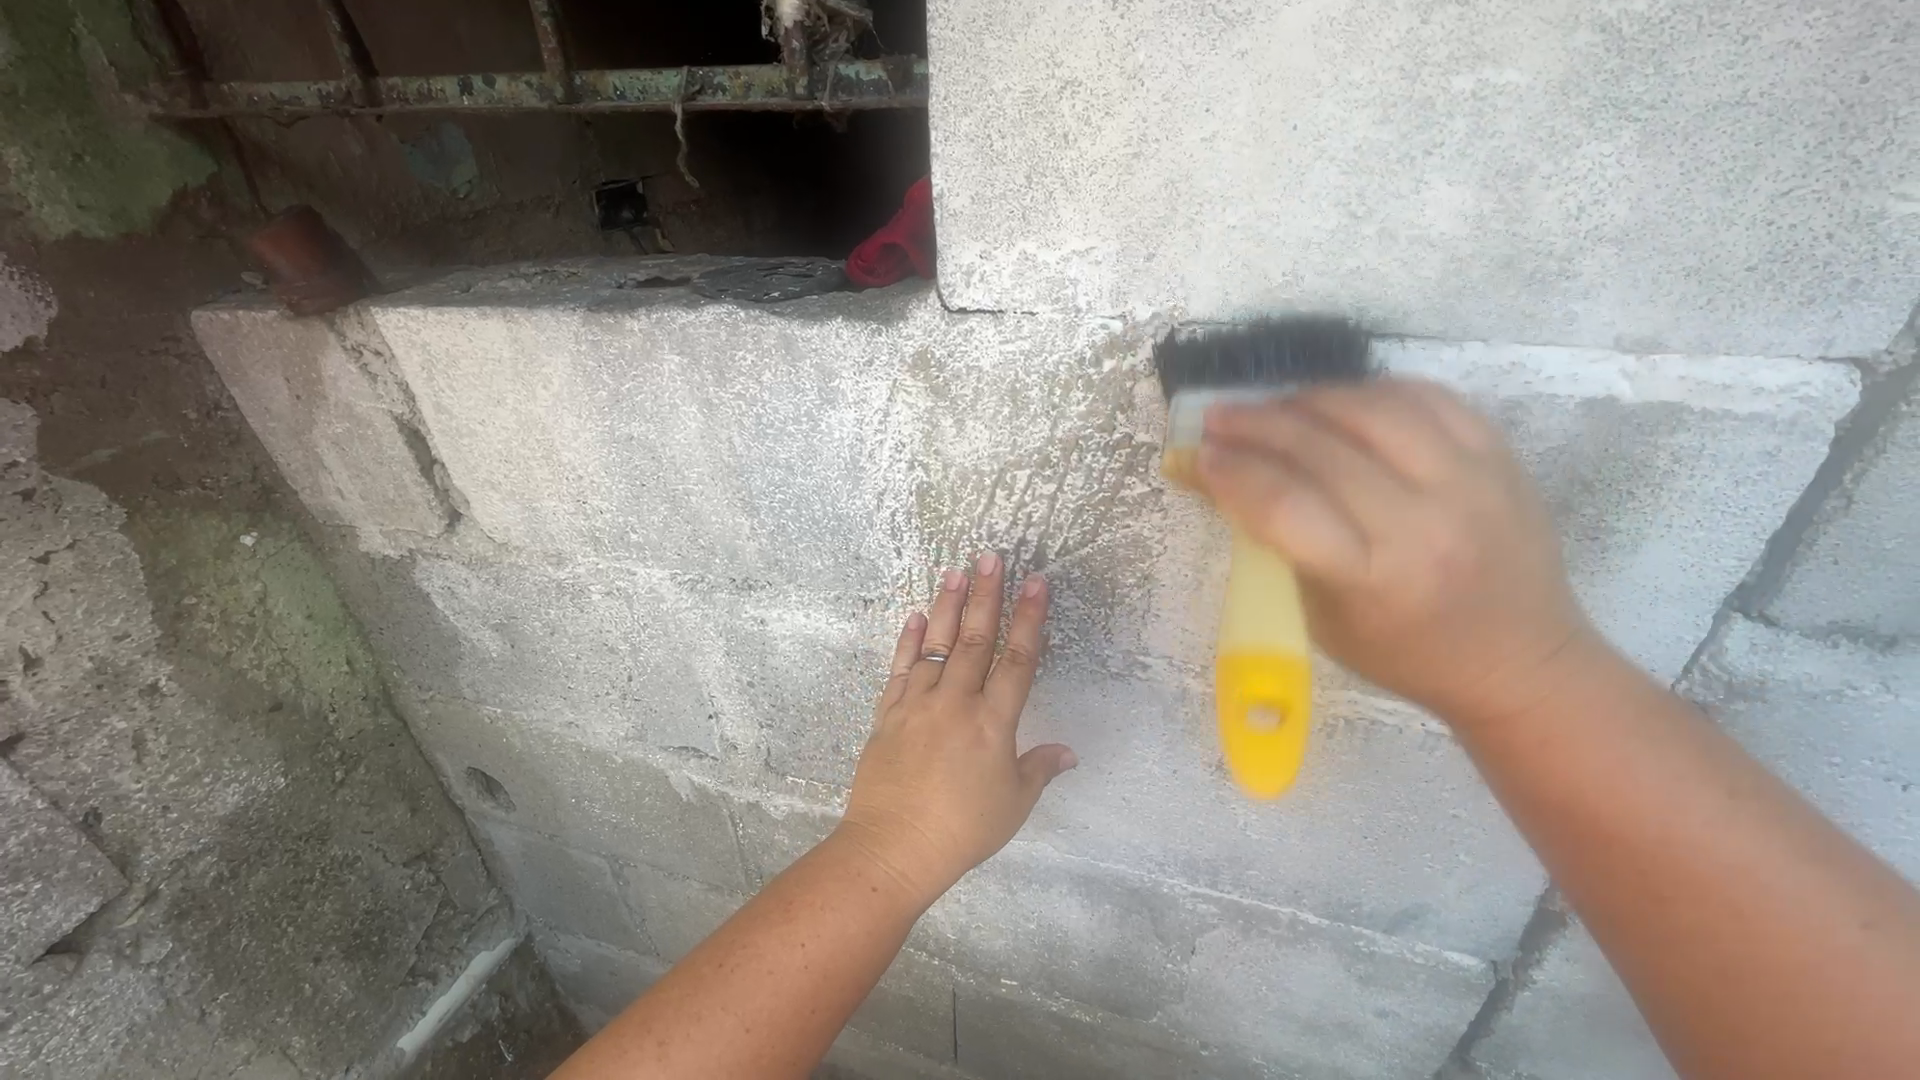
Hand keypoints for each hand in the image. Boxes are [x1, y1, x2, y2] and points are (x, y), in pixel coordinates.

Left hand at [834, 553, 1076, 906]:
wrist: (894, 847)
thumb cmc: (962, 830)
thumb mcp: (1013, 804)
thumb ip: (1040, 769)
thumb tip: (1068, 751)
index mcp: (993, 723)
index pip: (1017, 660)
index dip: (1029, 618)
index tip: (1036, 582)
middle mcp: (956, 702)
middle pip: (975, 639)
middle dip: (986, 595)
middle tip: (990, 557)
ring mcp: (917, 704)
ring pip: (934, 644)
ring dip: (946, 605)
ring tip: (954, 570)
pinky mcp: (888, 713)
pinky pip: (900, 668)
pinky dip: (907, 640)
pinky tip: (914, 617)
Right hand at [1194, 378, 1605, 726]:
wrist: (1521, 662)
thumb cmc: (1403, 654)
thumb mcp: (1320, 617)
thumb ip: (1270, 545)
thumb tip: (1213, 478)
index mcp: (1375, 579)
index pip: (1286, 506)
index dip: (1234, 473)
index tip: (1200, 456)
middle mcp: (1427, 523)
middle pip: (1323, 449)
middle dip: (1258, 425)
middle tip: (1219, 417)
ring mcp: (1473, 483)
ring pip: (1374, 408)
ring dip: (1310, 398)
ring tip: (1275, 405)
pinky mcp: (1502, 458)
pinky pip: (1427, 397)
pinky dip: (1371, 391)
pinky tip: (1339, 401)